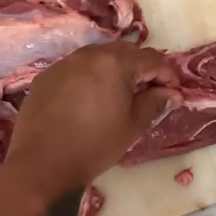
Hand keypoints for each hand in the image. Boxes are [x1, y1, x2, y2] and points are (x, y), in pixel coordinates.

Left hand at [1, 42, 177, 197]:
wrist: (42, 164)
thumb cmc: (94, 145)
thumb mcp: (132, 126)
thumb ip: (154, 103)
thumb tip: (172, 93)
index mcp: (115, 63)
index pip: (151, 59)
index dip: (167, 75)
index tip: (173, 93)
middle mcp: (89, 54)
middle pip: (125, 52)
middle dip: (141, 68)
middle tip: (149, 91)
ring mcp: (64, 63)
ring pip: (98, 56)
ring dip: (115, 69)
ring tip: (121, 94)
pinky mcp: (46, 76)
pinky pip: (76, 68)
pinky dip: (90, 76)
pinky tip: (90, 99)